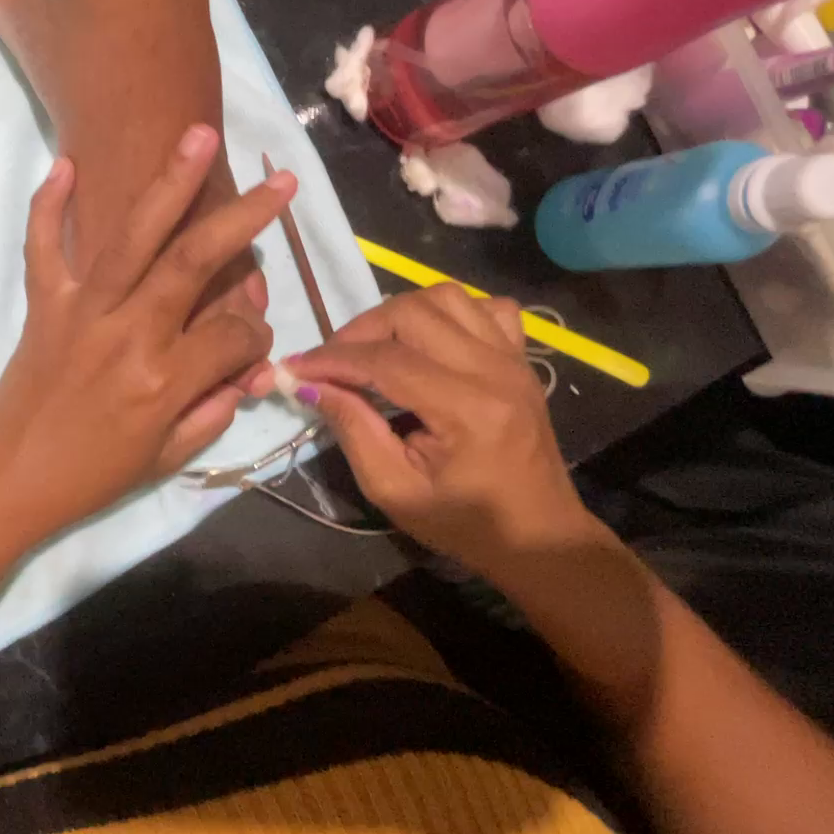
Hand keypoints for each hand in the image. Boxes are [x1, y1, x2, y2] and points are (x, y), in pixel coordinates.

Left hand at [0, 124, 291, 535]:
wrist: (9, 479)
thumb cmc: (91, 477)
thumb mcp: (166, 458)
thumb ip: (212, 411)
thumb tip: (244, 372)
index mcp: (167, 380)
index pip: (235, 333)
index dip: (256, 334)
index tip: (250, 340)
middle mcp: (130, 335)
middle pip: (196, 262)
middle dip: (244, 219)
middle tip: (280, 183)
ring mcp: (82, 313)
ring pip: (132, 239)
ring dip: (168, 184)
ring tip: (197, 135)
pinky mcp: (43, 306)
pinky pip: (43, 249)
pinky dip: (47, 207)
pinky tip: (64, 165)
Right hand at [286, 285, 601, 570]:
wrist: (539, 536)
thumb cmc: (462, 522)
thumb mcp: (392, 489)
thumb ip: (352, 429)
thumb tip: (309, 385)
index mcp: (466, 409)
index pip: (385, 361)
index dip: (331, 360)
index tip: (293, 369)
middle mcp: (494, 370)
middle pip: (412, 313)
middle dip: (359, 331)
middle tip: (331, 363)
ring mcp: (514, 359)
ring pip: (445, 297)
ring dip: (397, 314)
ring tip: (372, 348)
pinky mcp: (521, 358)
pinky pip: (485, 308)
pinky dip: (448, 313)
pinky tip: (428, 341)